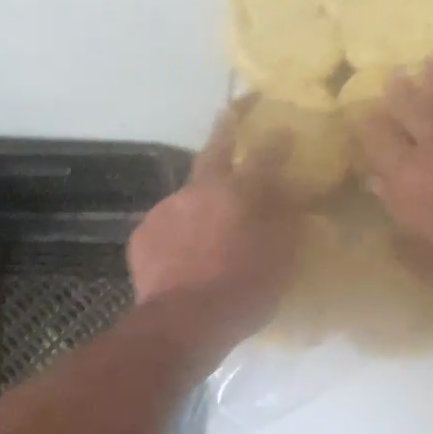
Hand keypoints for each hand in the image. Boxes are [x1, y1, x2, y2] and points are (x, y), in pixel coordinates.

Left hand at [128, 103, 301, 348]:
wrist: (184, 322)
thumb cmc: (243, 294)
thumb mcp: (282, 262)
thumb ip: (285, 225)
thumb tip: (289, 202)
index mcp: (241, 193)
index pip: (264, 154)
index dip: (276, 140)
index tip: (283, 130)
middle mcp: (202, 190)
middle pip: (215, 149)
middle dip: (227, 127)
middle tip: (231, 111)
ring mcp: (167, 209)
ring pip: (188, 194)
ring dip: (200, 200)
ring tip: (207, 223)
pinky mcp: (144, 234)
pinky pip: (166, 226)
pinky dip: (178, 233)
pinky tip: (182, 254)